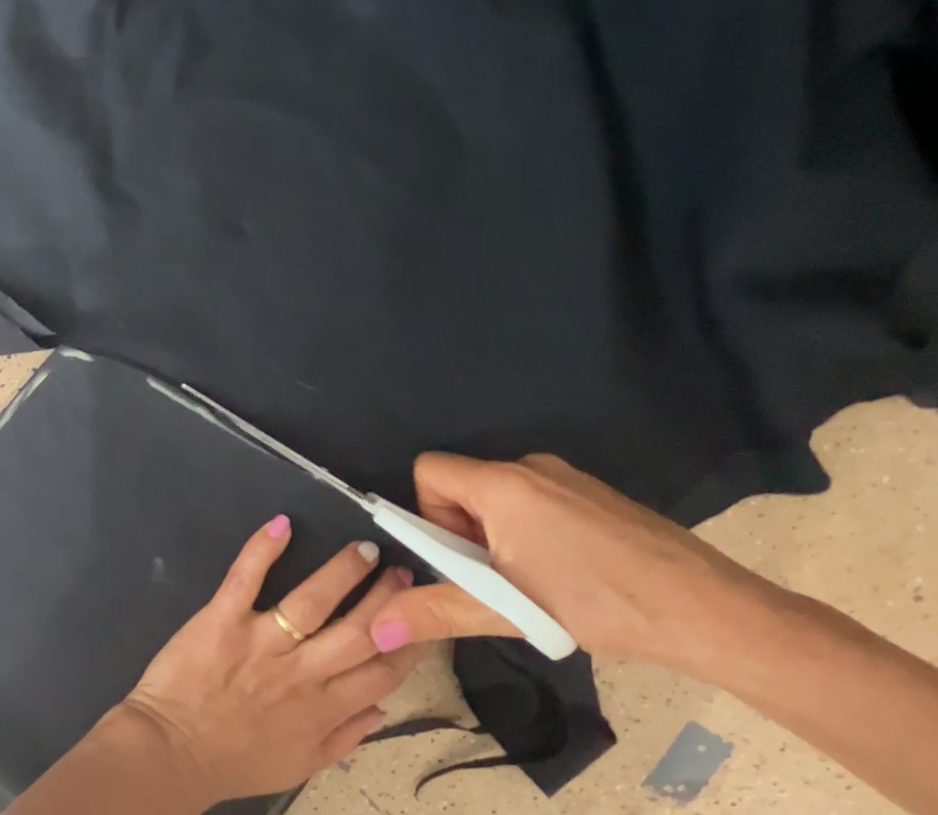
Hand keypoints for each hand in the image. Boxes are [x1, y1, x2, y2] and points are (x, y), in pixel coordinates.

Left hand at [104, 516, 428, 806]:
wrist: (172, 751)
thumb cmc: (235, 759)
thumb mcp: (302, 764)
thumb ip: (345, 737)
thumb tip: (383, 709)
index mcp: (325, 707)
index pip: (382, 670)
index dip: (408, 639)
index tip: (422, 614)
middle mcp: (301, 672)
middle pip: (358, 630)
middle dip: (386, 598)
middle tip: (400, 568)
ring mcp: (261, 641)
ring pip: (312, 600)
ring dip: (342, 572)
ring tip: (363, 548)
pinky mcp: (222, 620)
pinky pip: (246, 578)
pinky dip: (263, 550)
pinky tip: (281, 525)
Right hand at [365, 452, 766, 674]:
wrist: (716, 613)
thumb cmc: (601, 602)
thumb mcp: (510, 610)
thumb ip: (438, 611)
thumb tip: (377, 627)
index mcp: (501, 483)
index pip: (429, 470)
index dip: (429, 513)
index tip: (462, 559)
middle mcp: (531, 466)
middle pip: (465, 486)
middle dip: (466, 532)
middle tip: (500, 581)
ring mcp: (570, 479)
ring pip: (504, 499)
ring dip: (502, 537)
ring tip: (539, 585)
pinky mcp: (599, 497)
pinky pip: (541, 504)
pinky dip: (538, 535)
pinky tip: (574, 579)